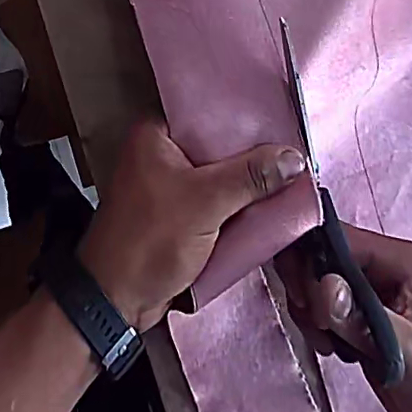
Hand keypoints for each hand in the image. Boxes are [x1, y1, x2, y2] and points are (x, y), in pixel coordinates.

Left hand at [76, 120, 307, 331]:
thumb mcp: (204, 202)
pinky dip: (240, 198)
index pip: (207, 109)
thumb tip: (295, 158)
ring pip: (220, 170)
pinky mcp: (180, 210)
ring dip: (249, 176)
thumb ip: (250, 177)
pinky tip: (270, 195)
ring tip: (291, 166)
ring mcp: (171, 182)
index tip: (282, 112)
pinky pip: (217, 195)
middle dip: (253, 147)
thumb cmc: (149, 241)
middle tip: (294, 141)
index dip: (244, 111)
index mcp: (156, 133)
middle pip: (218, 141)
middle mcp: (162, 151)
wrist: (117, 302)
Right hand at [282, 225, 411, 411]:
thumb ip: (366, 321)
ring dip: (310, 311)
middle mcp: (383, 265)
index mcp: (402, 260)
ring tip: (330, 346)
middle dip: (308, 289)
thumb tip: (323, 285)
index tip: (302, 300)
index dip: (311, 260)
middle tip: (319, 330)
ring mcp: (371, 289)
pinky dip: (316, 325)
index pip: (338, 236)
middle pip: (321, 253)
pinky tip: (335, 351)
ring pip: (316, 279)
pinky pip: (321, 304)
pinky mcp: (359, 314)